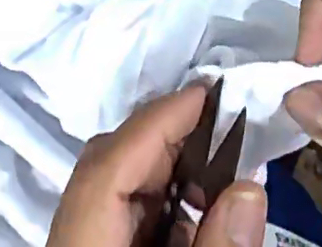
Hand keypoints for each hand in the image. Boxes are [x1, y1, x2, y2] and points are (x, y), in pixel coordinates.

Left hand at [47, 85, 268, 246]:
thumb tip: (251, 186)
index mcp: (80, 241)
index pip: (107, 165)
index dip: (157, 122)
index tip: (207, 90)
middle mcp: (70, 235)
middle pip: (107, 166)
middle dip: (165, 138)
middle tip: (222, 122)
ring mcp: (79, 241)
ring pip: (114, 186)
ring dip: (165, 169)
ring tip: (219, 160)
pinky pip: (120, 214)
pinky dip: (159, 201)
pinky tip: (197, 208)